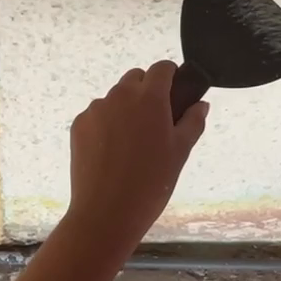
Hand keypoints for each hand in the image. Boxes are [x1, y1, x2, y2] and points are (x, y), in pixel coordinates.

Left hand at [64, 62, 208, 251]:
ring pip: (115, 97)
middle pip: (136, 78)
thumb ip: (193, 122)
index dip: (170, 76)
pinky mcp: (78, 125)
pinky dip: (106, 124)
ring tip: (131, 143)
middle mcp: (120, 95)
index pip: (162, 68)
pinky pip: (97, 115)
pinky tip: (111, 152)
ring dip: (125, 108)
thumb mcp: (180, 152)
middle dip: (147, 91)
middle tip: (155, 122)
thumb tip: (201, 104)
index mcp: (149, 97)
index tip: (175, 93)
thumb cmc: (152, 182)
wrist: (106, 213)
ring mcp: (95, 109)